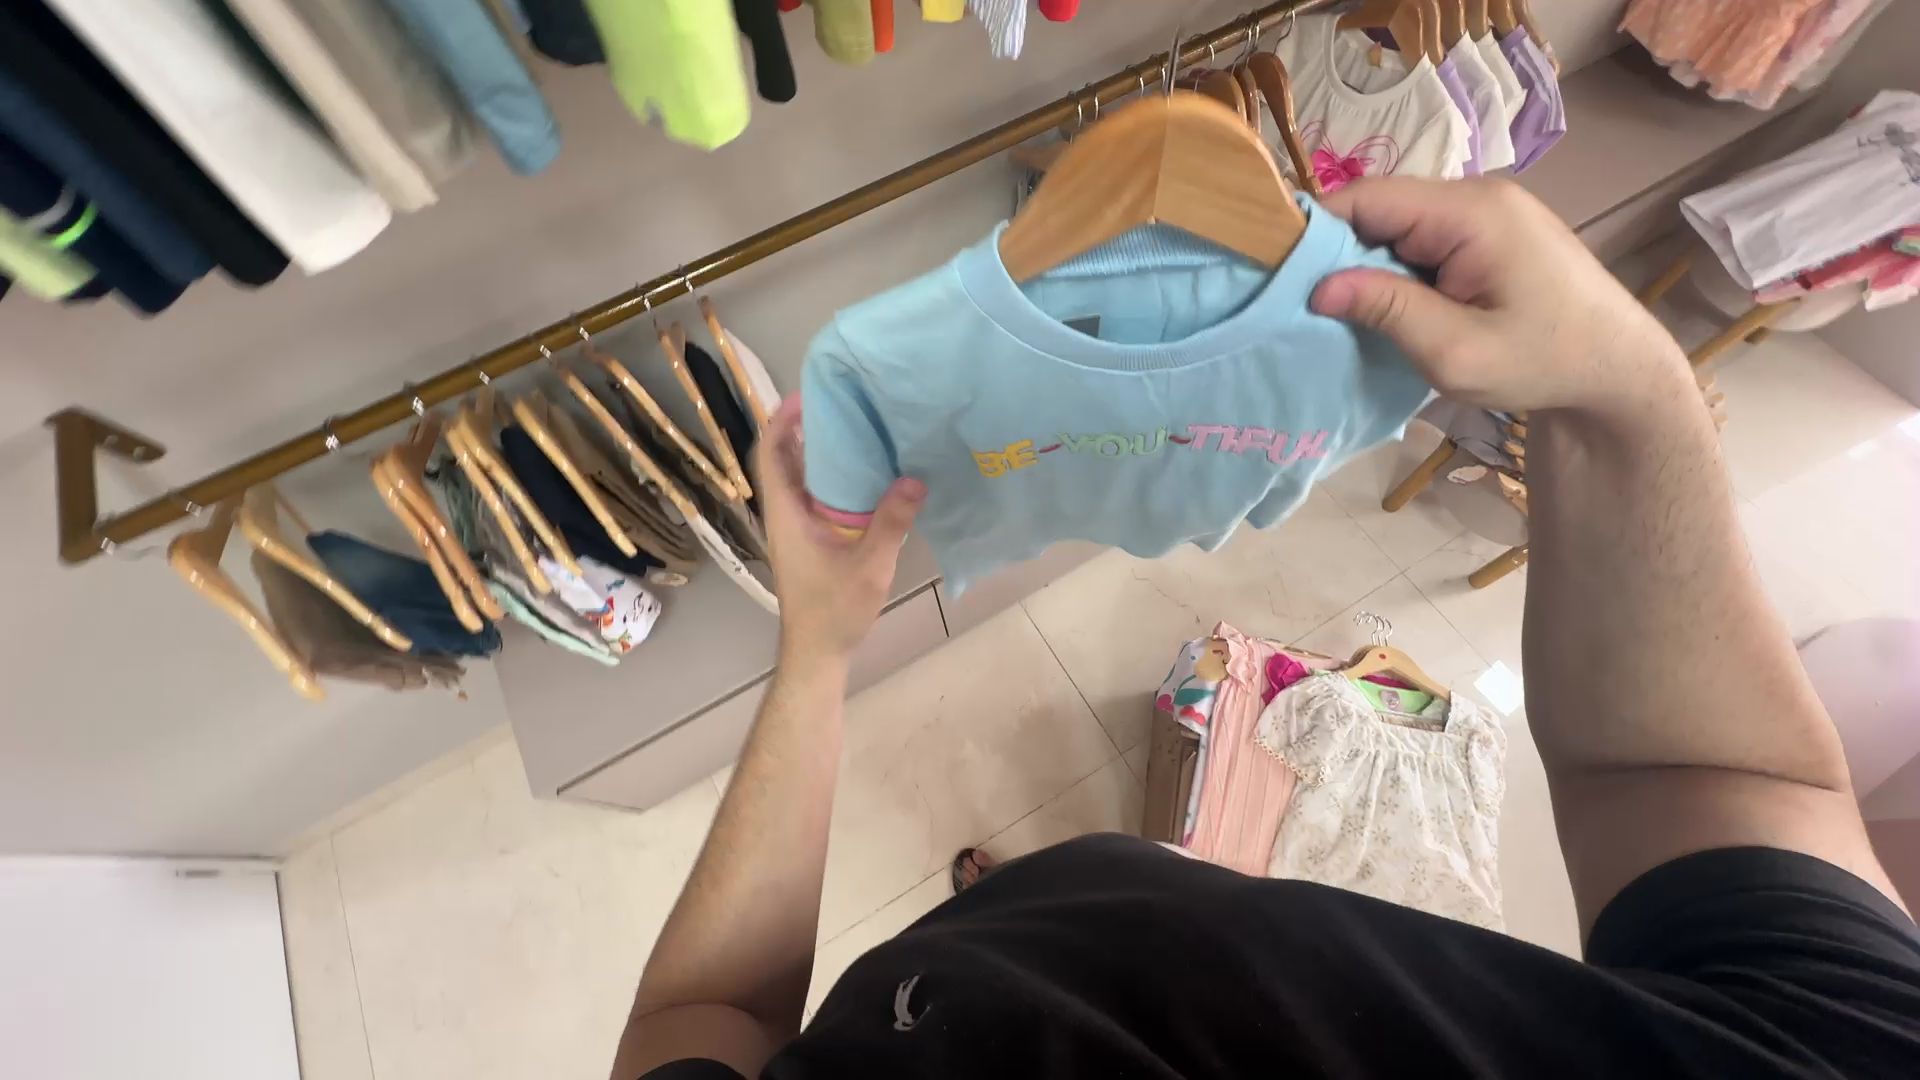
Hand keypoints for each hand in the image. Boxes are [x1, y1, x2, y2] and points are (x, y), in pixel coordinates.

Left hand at [755, 395, 925, 669]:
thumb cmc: (834, 611)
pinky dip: (832, 477)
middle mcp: (785, 516)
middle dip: (805, 429)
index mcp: (786, 515)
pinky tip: (865, 473)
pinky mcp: (811, 541)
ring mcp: (796, 530)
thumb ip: (891, 523)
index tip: (807, 396)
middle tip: (842, 403)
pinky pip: (816, 497)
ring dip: (819, 453)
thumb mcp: (869, 566)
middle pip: (785, 461)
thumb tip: (915, 479)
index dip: (782, 422)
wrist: (818, 652)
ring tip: (856, 427)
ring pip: (801, 479)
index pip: (772, 456)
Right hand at [1311, 178, 1692, 417]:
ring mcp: (1480, 216)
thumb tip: (1317, 288)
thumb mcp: (1454, 348)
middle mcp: (1475, 199)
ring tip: (1325, 307)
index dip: (1314, 227)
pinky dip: (1382, 272)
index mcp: (1471, 213)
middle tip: (1291, 299)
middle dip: (1331, 250)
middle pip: (1377, 208)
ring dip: (1356, 264)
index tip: (1274, 270)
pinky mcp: (1479, 238)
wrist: (1614, 371)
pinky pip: (1412, 243)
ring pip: (1391, 228)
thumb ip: (1386, 310)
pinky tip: (1368, 305)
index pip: (1369, 198)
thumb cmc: (1540, 362)